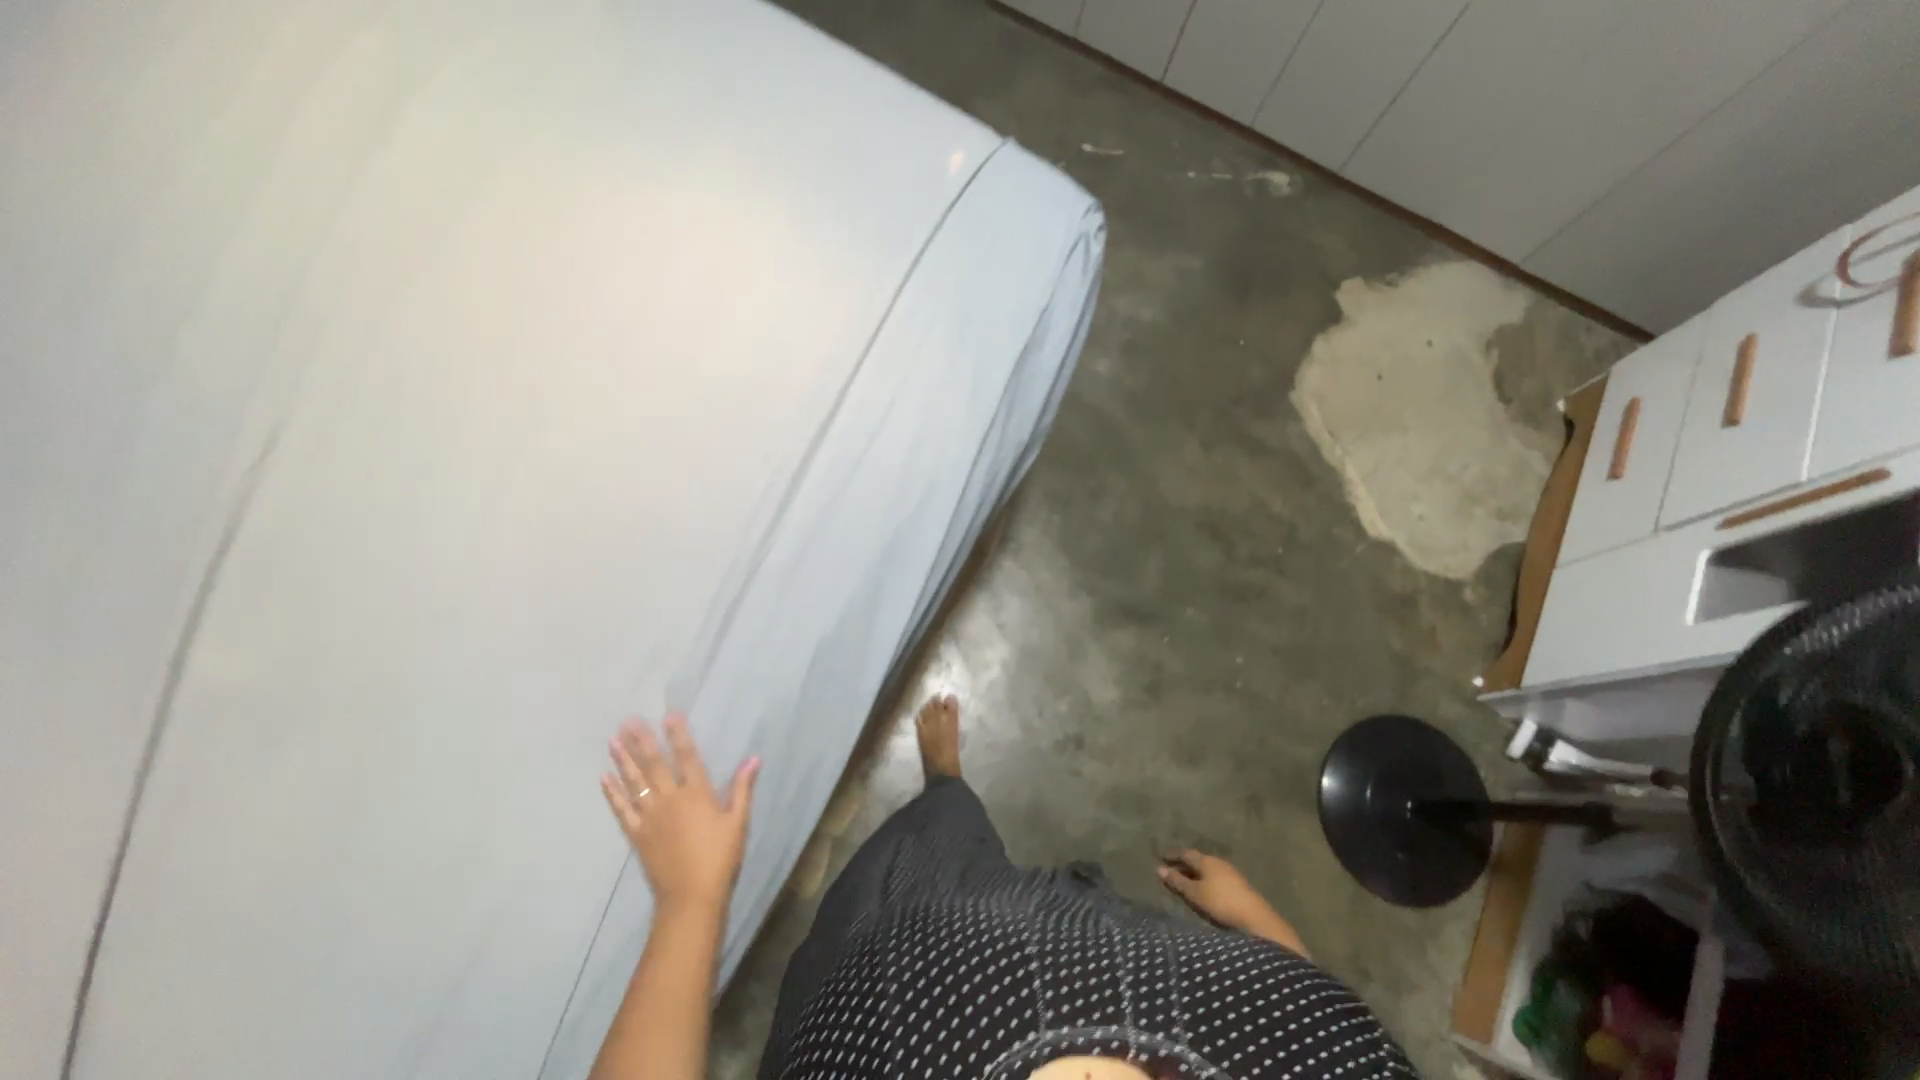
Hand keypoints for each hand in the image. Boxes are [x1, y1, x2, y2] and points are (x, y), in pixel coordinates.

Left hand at [601, 713, 759, 917]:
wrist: (691, 896)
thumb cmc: (721, 858)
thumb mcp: (738, 822)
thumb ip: (742, 789)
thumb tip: (753, 758)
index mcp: (697, 794)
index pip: (687, 757)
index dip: (678, 735)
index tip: (669, 714)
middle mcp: (670, 799)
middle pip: (654, 765)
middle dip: (642, 741)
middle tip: (629, 721)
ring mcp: (649, 816)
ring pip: (634, 782)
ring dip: (623, 760)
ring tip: (612, 740)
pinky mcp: (637, 834)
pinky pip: (621, 809)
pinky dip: (612, 793)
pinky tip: (604, 778)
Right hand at [1159, 850, 1307, 955]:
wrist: (1255, 918)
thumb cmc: (1220, 902)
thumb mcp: (1195, 893)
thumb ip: (1177, 881)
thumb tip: (1159, 868)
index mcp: (1206, 860)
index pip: (1185, 853)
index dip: (1173, 855)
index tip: (1161, 857)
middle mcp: (1218, 862)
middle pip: (1197, 860)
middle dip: (1183, 864)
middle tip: (1170, 869)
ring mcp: (1231, 873)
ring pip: (1208, 869)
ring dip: (1195, 873)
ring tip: (1185, 880)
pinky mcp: (1238, 885)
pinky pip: (1216, 877)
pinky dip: (1205, 879)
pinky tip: (1204, 889)